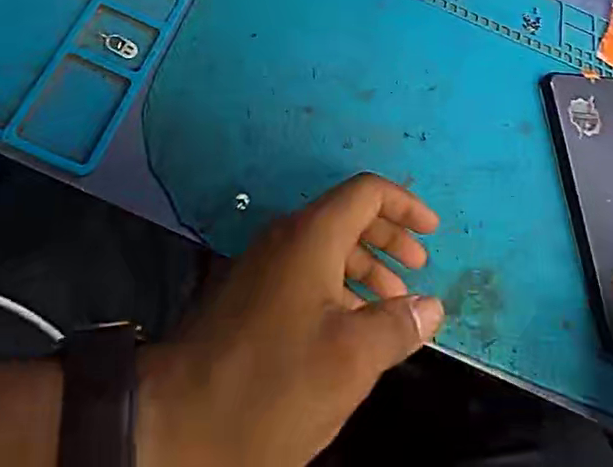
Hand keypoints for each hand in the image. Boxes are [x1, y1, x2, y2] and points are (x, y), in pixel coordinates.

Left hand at [138, 174, 444, 466]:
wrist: (180, 420)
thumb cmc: (275, 382)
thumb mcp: (351, 359)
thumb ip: (397, 326)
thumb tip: (431, 305)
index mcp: (310, 235)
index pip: (365, 193)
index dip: (404, 205)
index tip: (433, 232)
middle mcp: (284, 237)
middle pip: (347, 216)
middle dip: (388, 237)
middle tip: (418, 270)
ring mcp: (262, 264)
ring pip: (325, 247)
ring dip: (365, 267)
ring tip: (393, 307)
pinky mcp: (249, 293)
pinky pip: (304, 271)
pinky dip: (338, 286)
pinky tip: (351, 325)